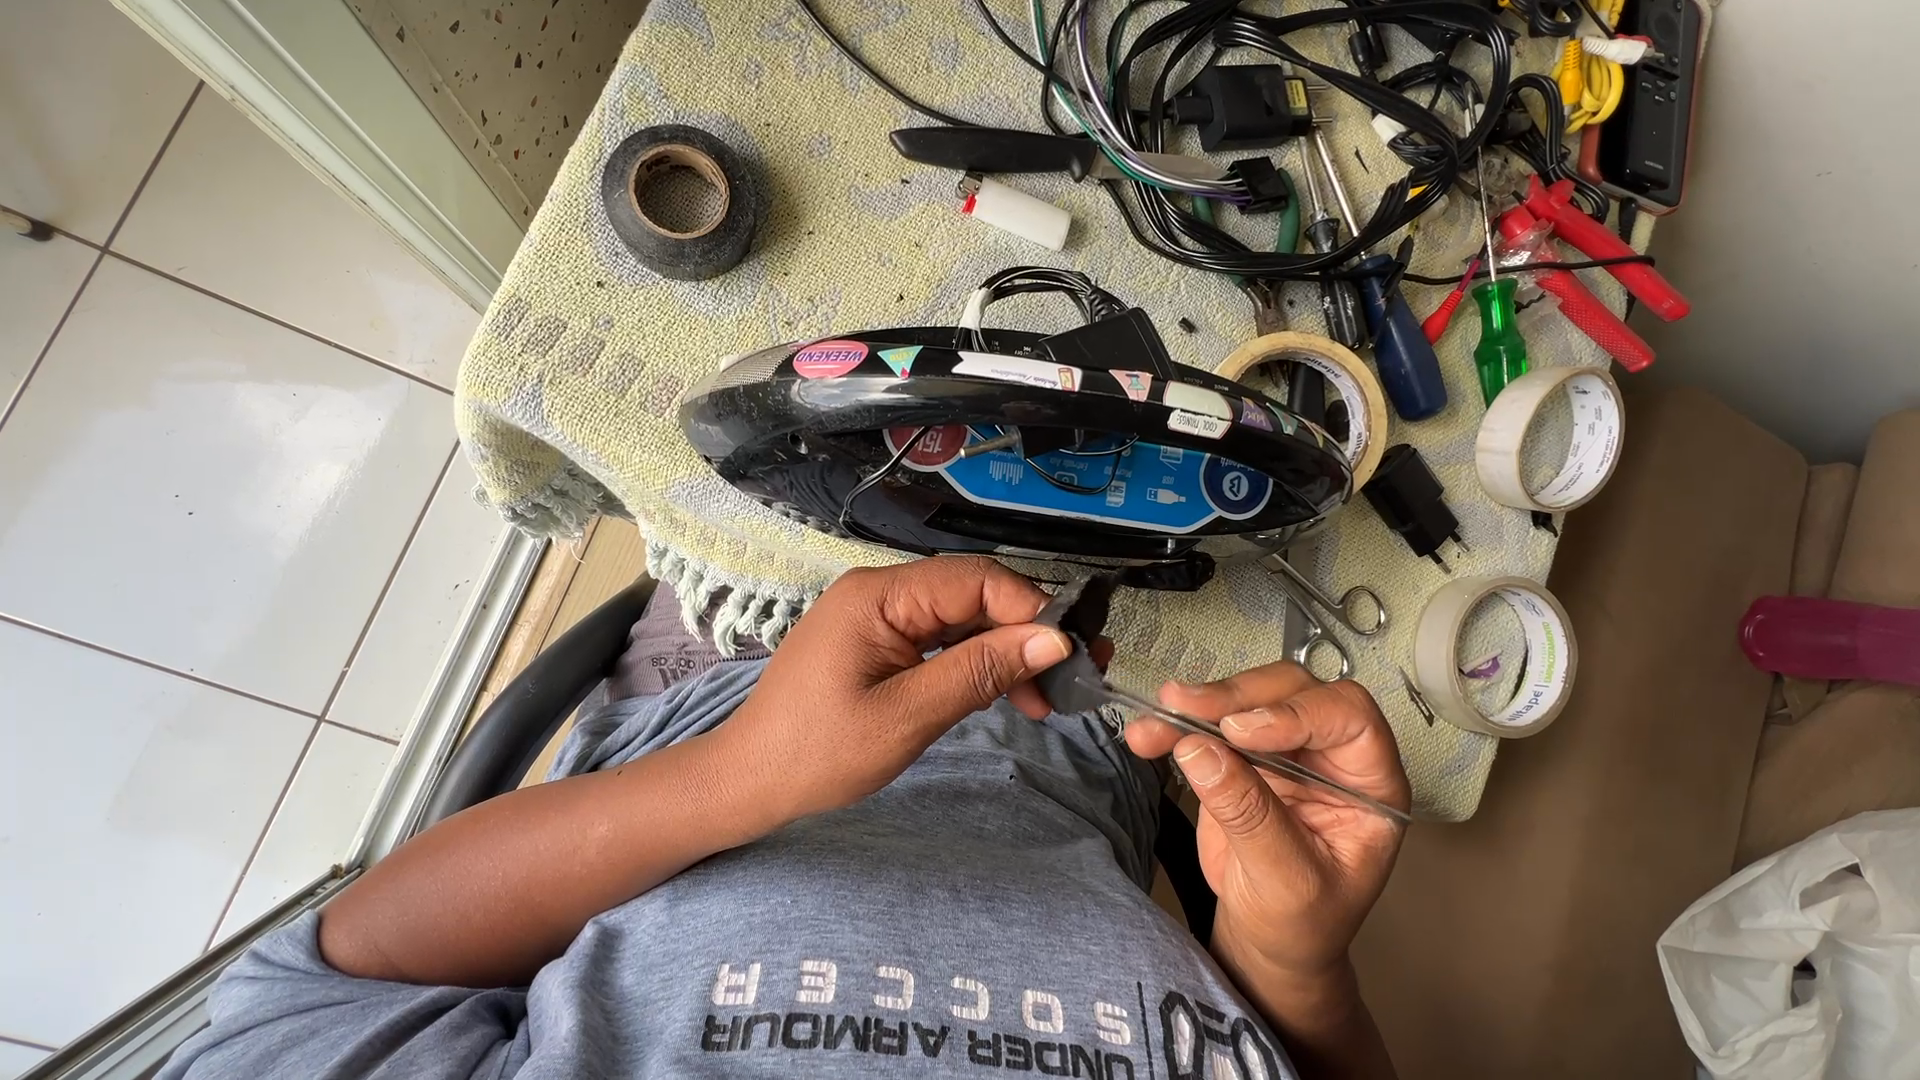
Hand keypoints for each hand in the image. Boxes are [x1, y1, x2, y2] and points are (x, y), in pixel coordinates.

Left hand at [715, 556, 1072, 820]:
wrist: (749, 782)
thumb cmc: (818, 753)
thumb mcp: (907, 716)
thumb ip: (978, 672)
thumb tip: (1052, 641)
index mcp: (880, 595)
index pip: (973, 579)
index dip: (1029, 608)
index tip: (1071, 650)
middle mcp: (881, 592)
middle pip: (971, 596)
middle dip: (1023, 633)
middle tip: (1072, 676)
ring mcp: (880, 617)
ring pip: (961, 621)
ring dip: (1004, 654)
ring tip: (1044, 699)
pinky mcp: (881, 642)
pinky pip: (941, 641)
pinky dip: (974, 666)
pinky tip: (1003, 694)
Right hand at [1123, 663, 1408, 986]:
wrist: (1268, 938)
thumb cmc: (1302, 921)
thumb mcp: (1287, 880)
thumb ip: (1249, 814)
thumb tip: (1200, 750)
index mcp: (1368, 781)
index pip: (1348, 717)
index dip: (1296, 713)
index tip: (1240, 732)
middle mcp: (1329, 753)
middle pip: (1291, 691)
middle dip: (1237, 696)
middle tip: (1186, 708)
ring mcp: (1283, 747)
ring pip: (1245, 696)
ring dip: (1197, 705)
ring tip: (1155, 722)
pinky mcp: (1238, 752)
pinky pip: (1206, 722)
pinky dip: (1174, 724)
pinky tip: (1148, 733)